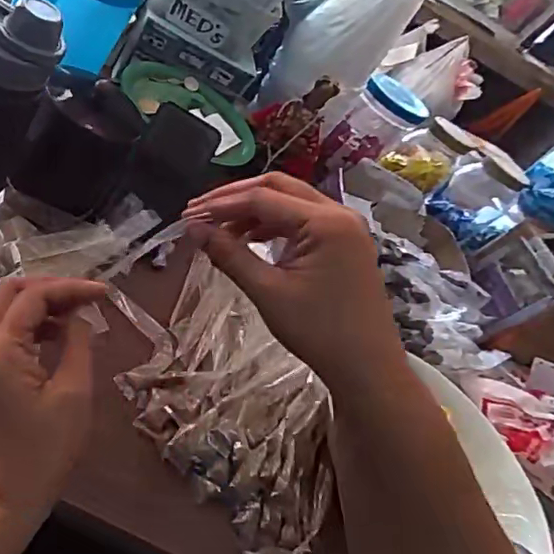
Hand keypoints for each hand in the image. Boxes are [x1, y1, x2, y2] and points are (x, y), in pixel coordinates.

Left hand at [0, 276, 106, 518]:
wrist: (11, 490)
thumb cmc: (47, 447)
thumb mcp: (73, 393)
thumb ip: (77, 343)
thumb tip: (81, 314)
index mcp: (2, 348)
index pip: (33, 296)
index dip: (70, 288)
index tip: (104, 293)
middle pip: (11, 292)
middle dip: (50, 287)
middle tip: (86, 295)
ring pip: (8, 309)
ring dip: (43, 304)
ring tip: (81, 311)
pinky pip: (10, 331)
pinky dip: (35, 324)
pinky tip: (63, 333)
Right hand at [184, 172, 401, 379]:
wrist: (366, 366)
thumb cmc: (317, 330)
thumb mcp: (266, 291)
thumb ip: (229, 254)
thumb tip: (194, 230)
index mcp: (325, 222)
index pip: (261, 198)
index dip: (220, 205)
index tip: (187, 216)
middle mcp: (339, 214)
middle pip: (278, 187)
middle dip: (235, 197)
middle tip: (199, 212)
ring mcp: (344, 227)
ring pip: (289, 201)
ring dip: (252, 210)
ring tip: (218, 229)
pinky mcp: (342, 242)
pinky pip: (300, 220)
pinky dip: (270, 224)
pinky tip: (247, 239)